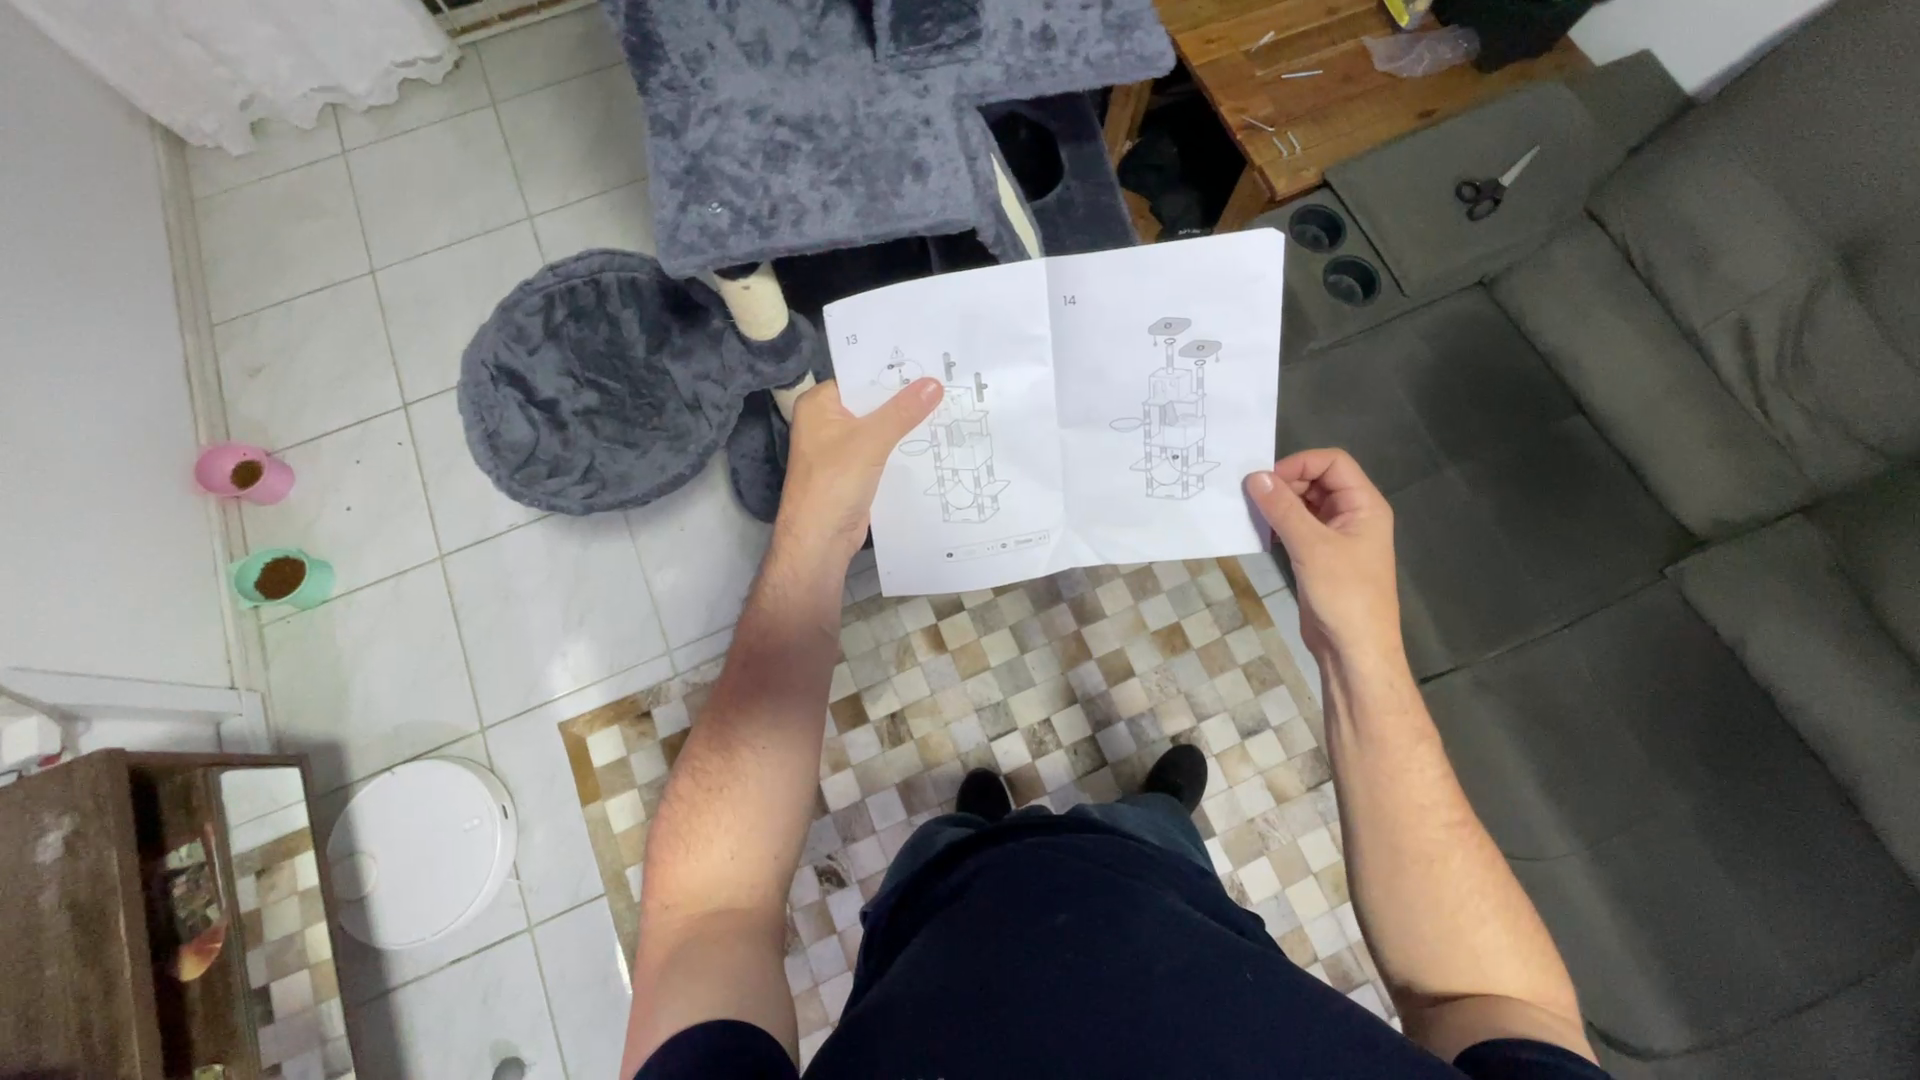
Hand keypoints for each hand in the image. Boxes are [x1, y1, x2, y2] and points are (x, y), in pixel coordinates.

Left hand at [776, 377, 943, 565]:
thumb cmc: (834, 482)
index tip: (927, 362)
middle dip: (904, 398)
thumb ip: (902, 411)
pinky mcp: (854, 472)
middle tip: (944, 381)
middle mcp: (826, 422)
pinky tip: (931, 441)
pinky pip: (882, 451)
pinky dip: (902, 447)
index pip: (859, 377)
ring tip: (946, 406)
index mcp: (819, 405)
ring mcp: (840, 449)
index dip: (891, 371)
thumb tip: (934, 383)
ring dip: (906, 424)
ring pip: (879, 428)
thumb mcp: (871, 440)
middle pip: (871, 403)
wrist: (820, 539)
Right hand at [1244, 449, 1402, 663]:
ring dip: (1278, 506)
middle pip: (1317, 480)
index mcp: (1364, 505)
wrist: (1353, 648)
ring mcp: (1336, 537)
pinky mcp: (1319, 556)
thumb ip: (1283, 509)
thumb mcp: (1311, 546)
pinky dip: (1277, 526)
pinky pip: (1297, 528)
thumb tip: (1255, 477)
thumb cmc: (1343, 594)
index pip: (1333, 462)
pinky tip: (1259, 534)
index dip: (1300, 463)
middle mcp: (1352, 515)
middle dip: (1284, 484)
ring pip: (1304, 505)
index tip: (1266, 481)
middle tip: (1252, 497)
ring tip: (1250, 513)